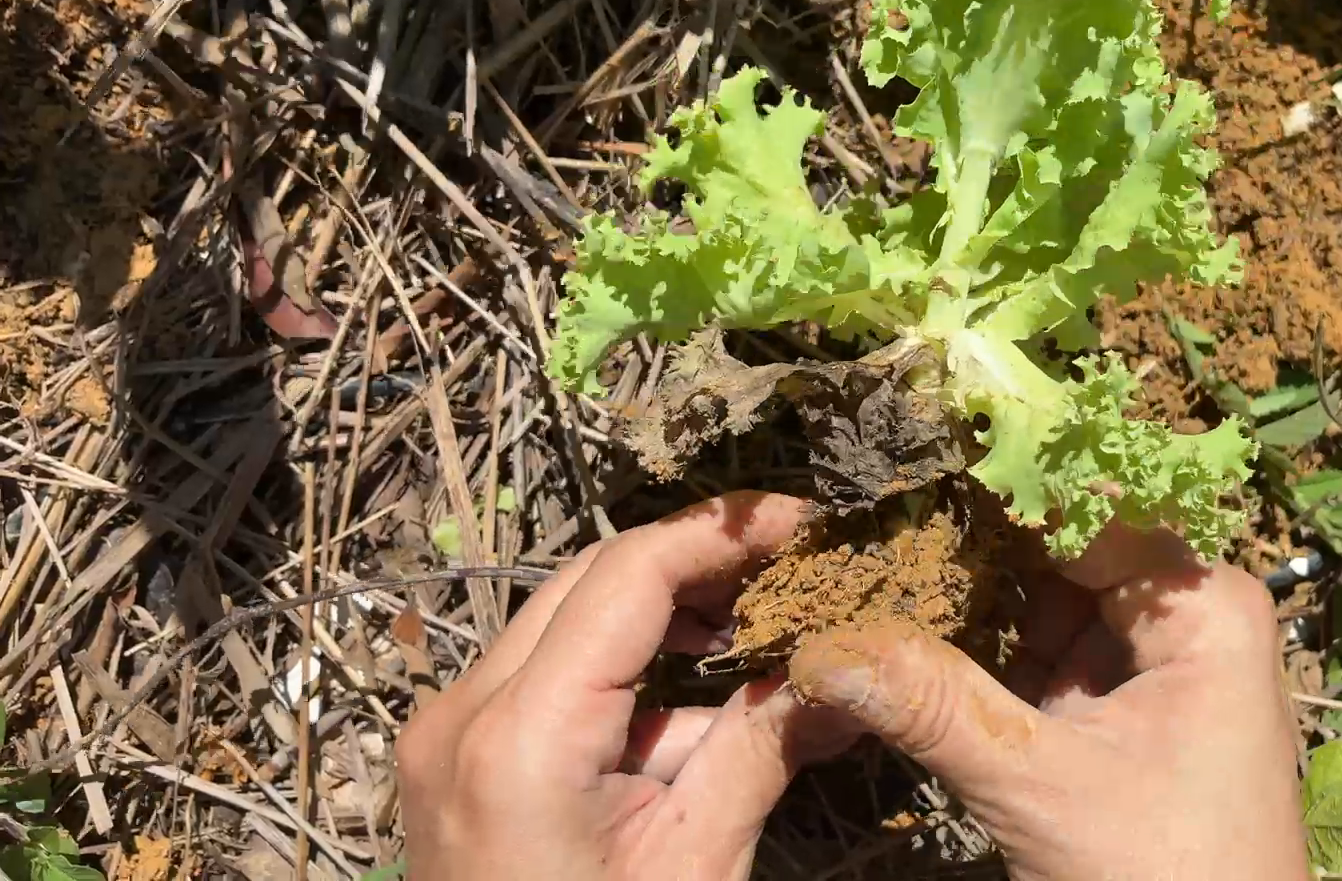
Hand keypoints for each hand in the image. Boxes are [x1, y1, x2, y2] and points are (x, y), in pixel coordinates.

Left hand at [396, 492, 851, 880]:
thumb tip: (854, 664)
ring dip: (673, 592)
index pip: (633, 571)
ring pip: (579, 601)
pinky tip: (700, 663)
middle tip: (789, 556)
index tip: (804, 524)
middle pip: (600, 571)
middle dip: (704, 553)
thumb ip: (768, 746)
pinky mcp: (469, 739)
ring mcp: (456, 719)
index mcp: (521, 736)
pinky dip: (640, 641)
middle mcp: (468, 705)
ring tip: (755, 601)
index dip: (725, 530)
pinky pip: (562, 652)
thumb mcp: (697, 866)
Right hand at [788, 527, 1311, 880]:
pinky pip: (1062, 638)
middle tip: (892, 534)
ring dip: (987, 595)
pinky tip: (945, 638)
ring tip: (903, 579)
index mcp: (1201, 601)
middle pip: (1069, 546)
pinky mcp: (1136, 687)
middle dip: (983, 549)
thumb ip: (937, 707)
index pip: (1085, 510)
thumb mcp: (1043, 789)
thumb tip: (822, 649)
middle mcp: (1190, 605)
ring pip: (1057, 590)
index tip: (917, 475)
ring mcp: (1162, 646)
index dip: (999, 492)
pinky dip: (1006, 642)